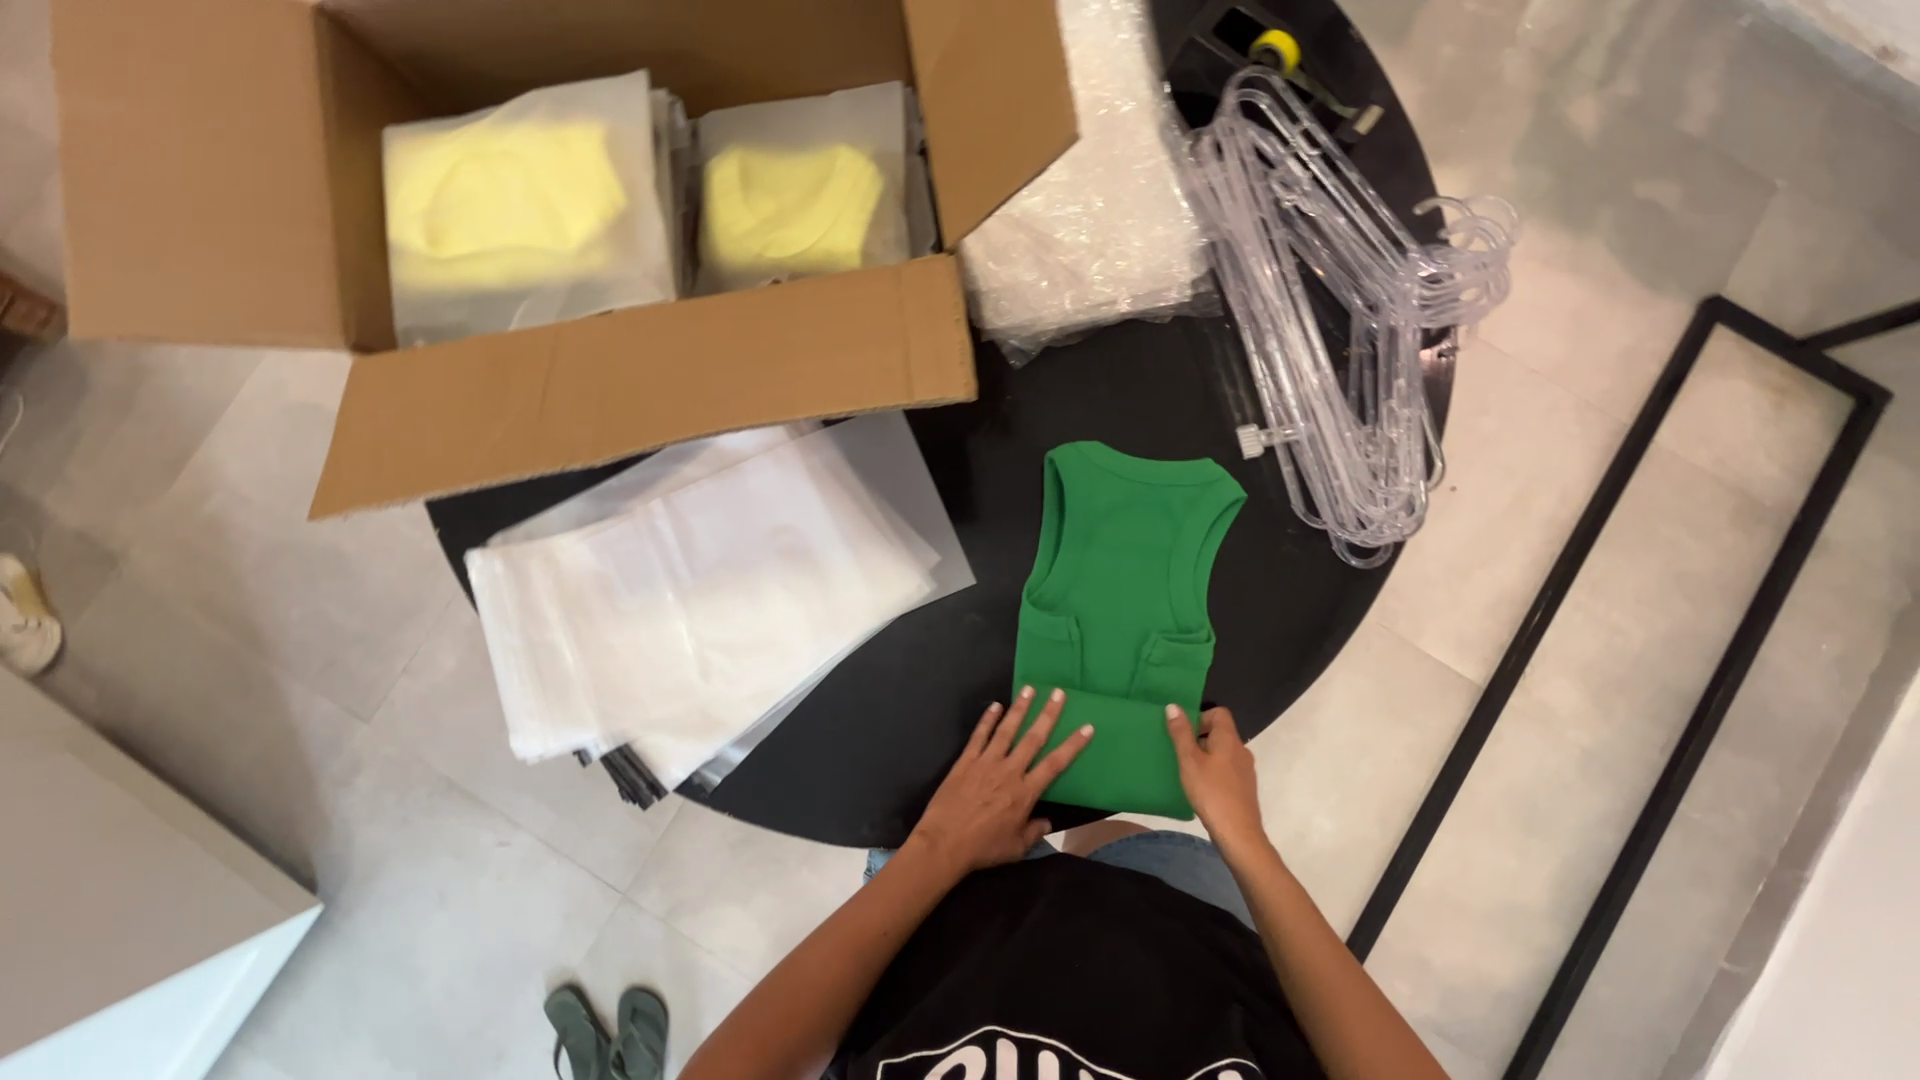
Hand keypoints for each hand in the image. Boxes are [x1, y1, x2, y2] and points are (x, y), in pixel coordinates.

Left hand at [905, 686, 1094, 876]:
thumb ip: (1034, 831)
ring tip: (1029, 689)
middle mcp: (1009, 771)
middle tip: (1058, 693)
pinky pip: (979, 736)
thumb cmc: (983, 848)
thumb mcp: (1016, 847)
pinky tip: (995, 706)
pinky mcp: (966, 761)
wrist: (944, 843)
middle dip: (1047, 714)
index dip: (1072, 745)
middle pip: (1033, 738)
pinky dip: (987, 720)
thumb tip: (1046, 821)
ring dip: (1019, 709)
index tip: (1087, 727)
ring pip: (1007, 730)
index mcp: (1025, 792)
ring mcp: (986, 762)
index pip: (1055, 764)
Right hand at [1166, 705, 1269, 857]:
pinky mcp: (1245, 787)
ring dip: (1206, 756)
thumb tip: (1174, 706)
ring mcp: (1246, 770)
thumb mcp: (1189, 760)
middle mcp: (1241, 750)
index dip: (1200, 717)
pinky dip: (1214, 771)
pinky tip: (1202, 788)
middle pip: (1221, 732)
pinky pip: (1227, 769)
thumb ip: (1181, 733)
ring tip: (1188, 771)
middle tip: (1181, 753)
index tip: (1184, 733)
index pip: (1219, 713)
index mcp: (1229, 739)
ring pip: (1224, 752)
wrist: (1238, 833)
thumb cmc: (1211, 792)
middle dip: (1199, 738)